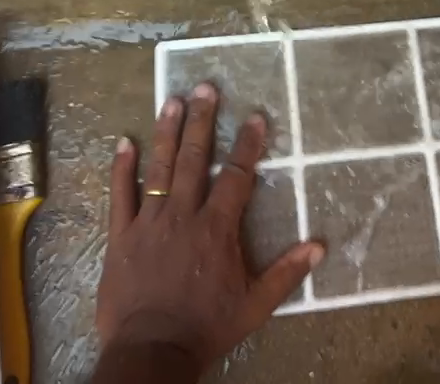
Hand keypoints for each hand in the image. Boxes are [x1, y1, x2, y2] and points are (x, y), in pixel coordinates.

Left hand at [96, 82, 324, 374]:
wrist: (151, 352)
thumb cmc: (206, 326)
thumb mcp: (254, 305)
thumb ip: (285, 273)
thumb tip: (319, 245)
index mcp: (216, 228)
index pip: (236, 176)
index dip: (248, 145)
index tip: (256, 116)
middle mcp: (183, 215)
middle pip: (193, 159)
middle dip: (202, 121)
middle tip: (205, 88)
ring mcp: (149, 223)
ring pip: (158, 169)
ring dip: (166, 132)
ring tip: (171, 100)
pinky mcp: (121, 236)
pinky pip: (120, 196)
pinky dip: (121, 168)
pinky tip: (124, 141)